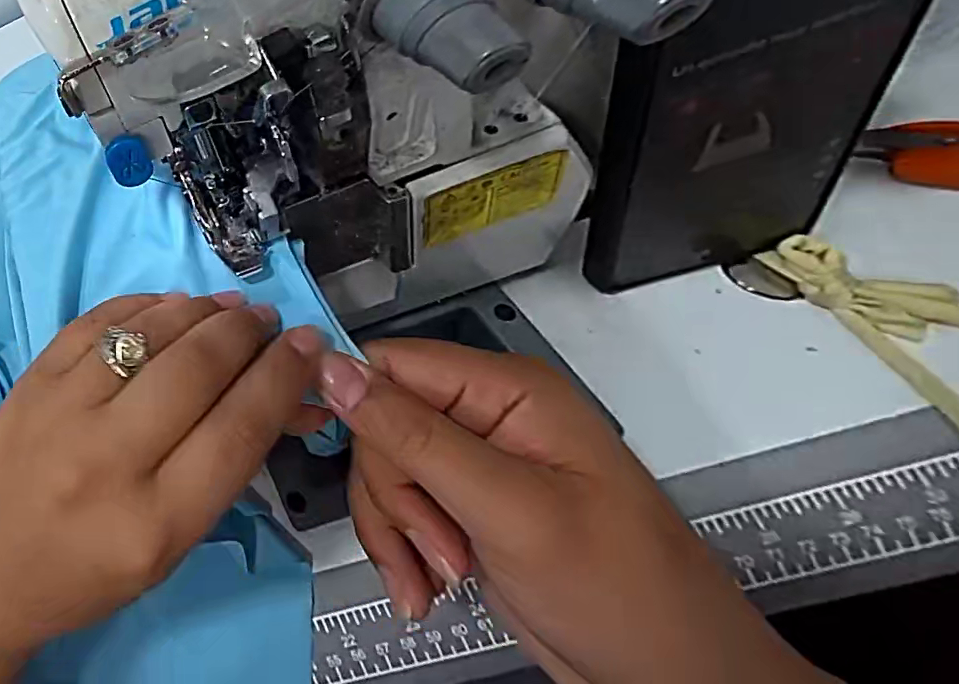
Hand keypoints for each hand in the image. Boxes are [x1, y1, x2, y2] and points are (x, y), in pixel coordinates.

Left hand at [0, 292, 330, 682]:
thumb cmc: (88, 571)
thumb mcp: (169, 544)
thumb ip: (223, 467)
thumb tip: (278, 395)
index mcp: (153, 521)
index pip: (237, 430)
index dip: (281, 378)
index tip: (306, 346)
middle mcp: (107, 457)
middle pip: (194, 370)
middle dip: (244, 334)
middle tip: (267, 320)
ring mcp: (61, 408)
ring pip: (145, 335)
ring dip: (197, 310)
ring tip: (227, 306)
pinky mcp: (31, 379)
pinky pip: (95, 322)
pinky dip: (140, 305)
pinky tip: (168, 303)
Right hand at [317, 340, 833, 683]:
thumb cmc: (624, 596)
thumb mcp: (510, 510)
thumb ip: (414, 435)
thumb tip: (334, 368)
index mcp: (503, 388)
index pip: (389, 362)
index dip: (355, 399)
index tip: (340, 448)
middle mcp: (480, 412)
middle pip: (377, 419)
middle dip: (391, 488)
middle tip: (432, 541)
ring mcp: (467, 458)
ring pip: (378, 464)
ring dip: (393, 524)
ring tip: (434, 574)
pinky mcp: (457, 498)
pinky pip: (393, 501)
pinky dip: (397, 543)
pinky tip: (424, 581)